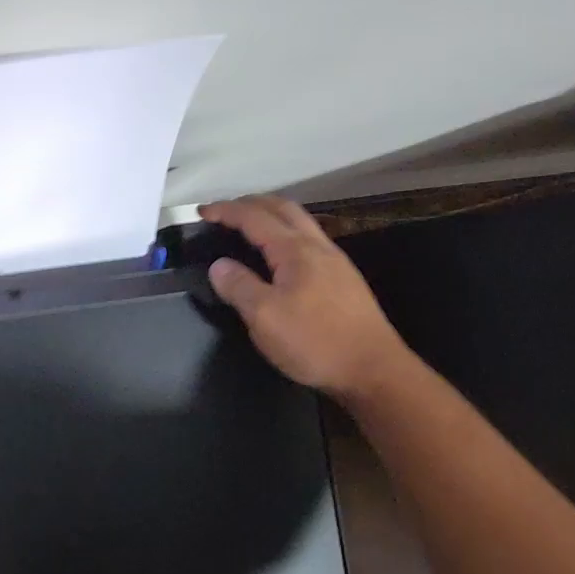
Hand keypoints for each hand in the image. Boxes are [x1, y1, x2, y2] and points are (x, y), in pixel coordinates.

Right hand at [198, 196, 412, 401]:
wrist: (373, 370)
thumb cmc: (314, 341)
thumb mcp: (264, 316)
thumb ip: (238, 286)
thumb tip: (219, 265)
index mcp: (295, 250)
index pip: (255, 218)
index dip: (226, 211)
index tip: (201, 211)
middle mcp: (318, 247)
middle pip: (283, 209)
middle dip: (251, 203)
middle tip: (225, 211)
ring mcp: (335, 262)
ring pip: (300, 223)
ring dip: (271, 216)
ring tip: (249, 226)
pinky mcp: (343, 280)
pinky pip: (309, 241)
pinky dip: (285, 234)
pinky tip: (279, 255)